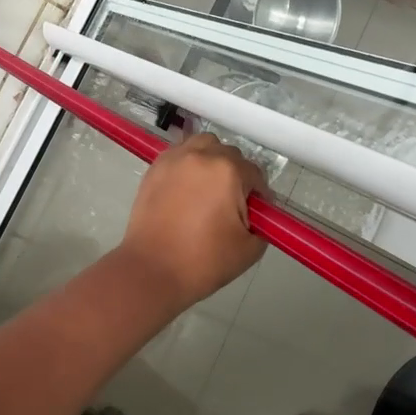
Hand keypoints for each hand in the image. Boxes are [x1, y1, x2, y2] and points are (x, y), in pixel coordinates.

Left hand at [116, 133, 267, 309]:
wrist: (153, 268)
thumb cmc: (204, 260)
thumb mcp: (250, 248)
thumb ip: (263, 222)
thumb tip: (258, 211)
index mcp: (228, 171)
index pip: (255, 174)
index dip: (259, 196)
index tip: (254, 215)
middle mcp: (202, 155)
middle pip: (230, 155)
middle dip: (236, 177)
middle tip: (231, 205)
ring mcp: (175, 157)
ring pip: (204, 145)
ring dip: (212, 161)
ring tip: (209, 190)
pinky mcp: (156, 165)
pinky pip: (180, 153)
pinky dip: (189, 163)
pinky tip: (187, 188)